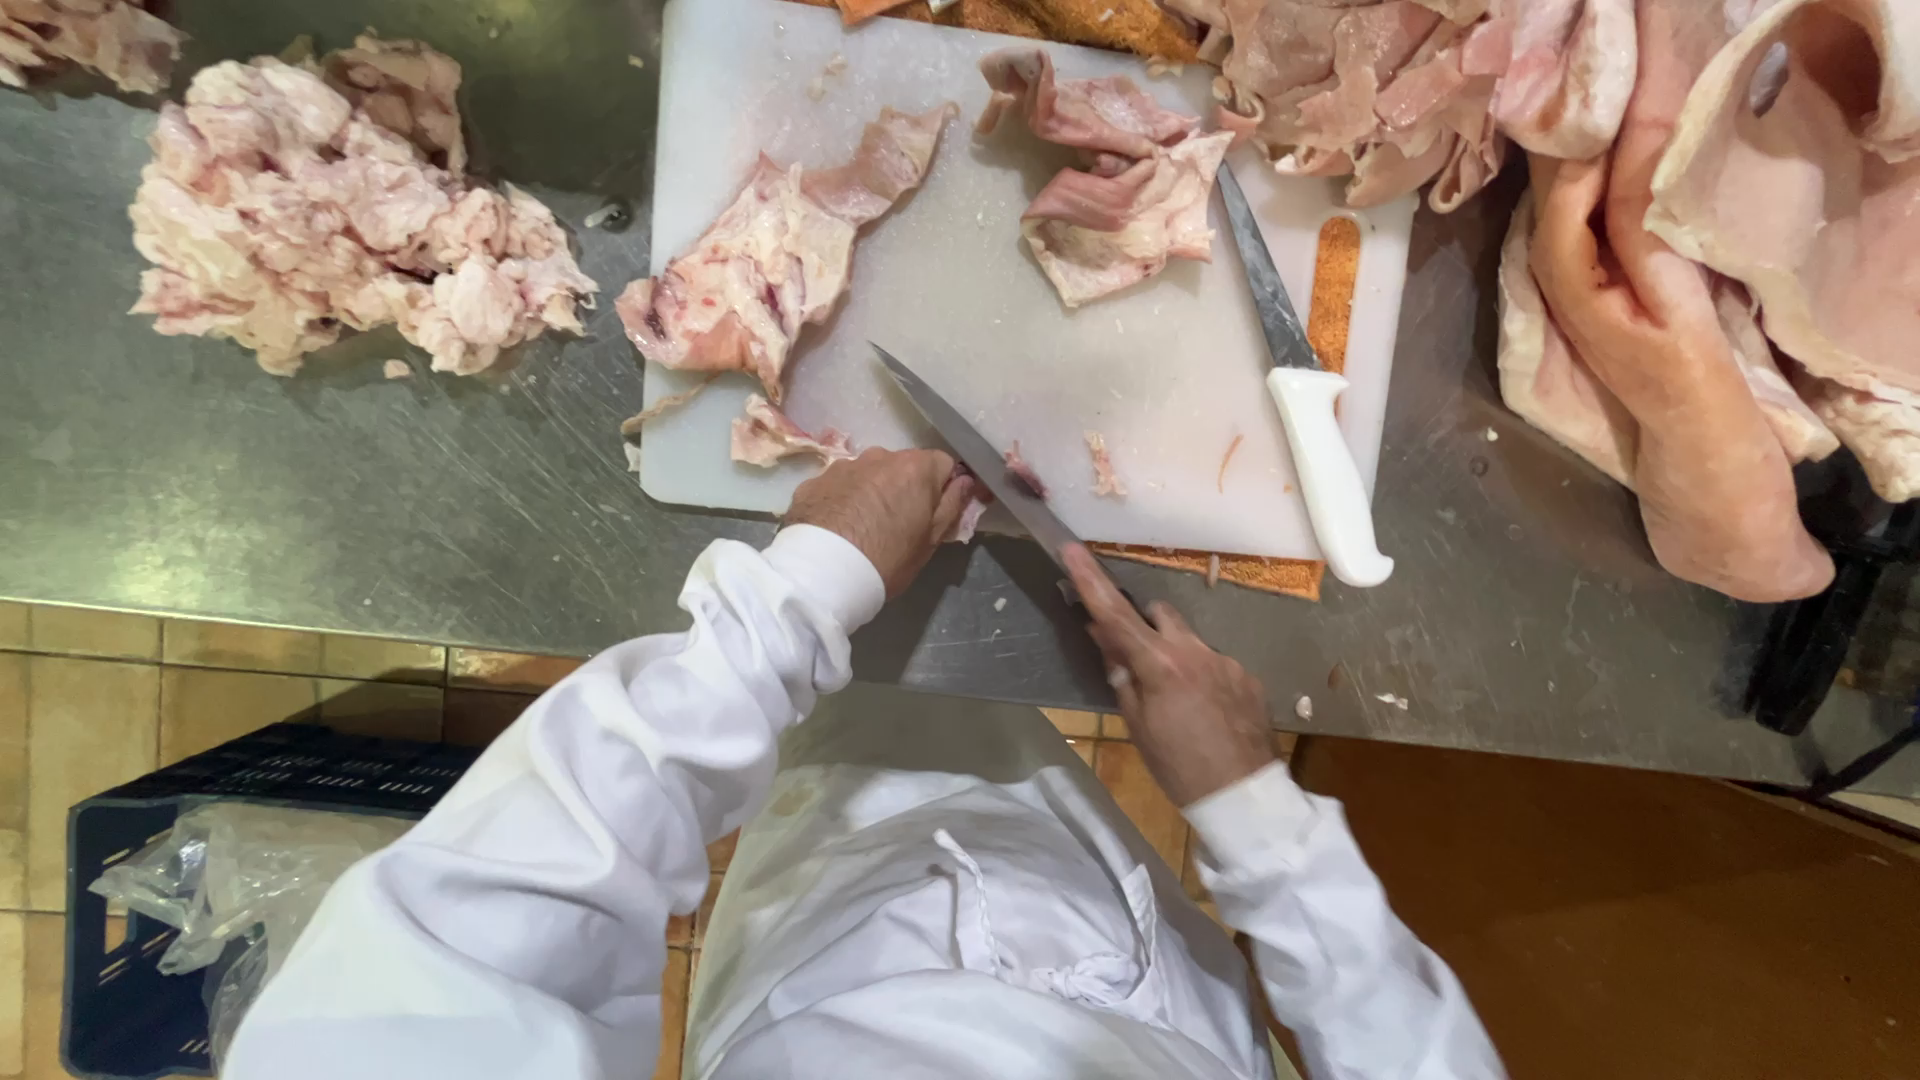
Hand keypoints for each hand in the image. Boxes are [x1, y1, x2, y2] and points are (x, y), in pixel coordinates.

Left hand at [786, 448, 973, 597]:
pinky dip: (843, 499)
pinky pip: (839, 485)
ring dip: (872, 490)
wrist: (822, 573)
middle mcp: (880, 456)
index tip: (936, 511)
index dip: (944, 487)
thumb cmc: (888, 559)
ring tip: (864, 525)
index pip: (944, 463)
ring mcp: (844, 466)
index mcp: (916, 468)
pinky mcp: (814, 480)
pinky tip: (838, 526)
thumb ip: (952, 505)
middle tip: (899, 522)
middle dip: (905, 487)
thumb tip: (965, 481)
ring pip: (869, 473)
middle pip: (904, 465)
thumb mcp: (931, 540)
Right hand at [1064, 544, 1274, 806]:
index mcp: (1160, 663)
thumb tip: (1104, 636)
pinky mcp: (1247, 674)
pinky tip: (1204, 709)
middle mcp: (1194, 650)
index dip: (1089, 580)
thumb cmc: (1178, 767)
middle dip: (1142, 622)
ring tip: (1176, 696)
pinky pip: (1213, 661)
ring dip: (1174, 652)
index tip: (1072, 548)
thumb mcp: (1137, 724)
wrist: (1244, 798)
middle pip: (1159, 613)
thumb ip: (1121, 674)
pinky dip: (1200, 673)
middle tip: (1134, 652)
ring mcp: (1225, 660)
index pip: (1115, 613)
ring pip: (1188, 638)